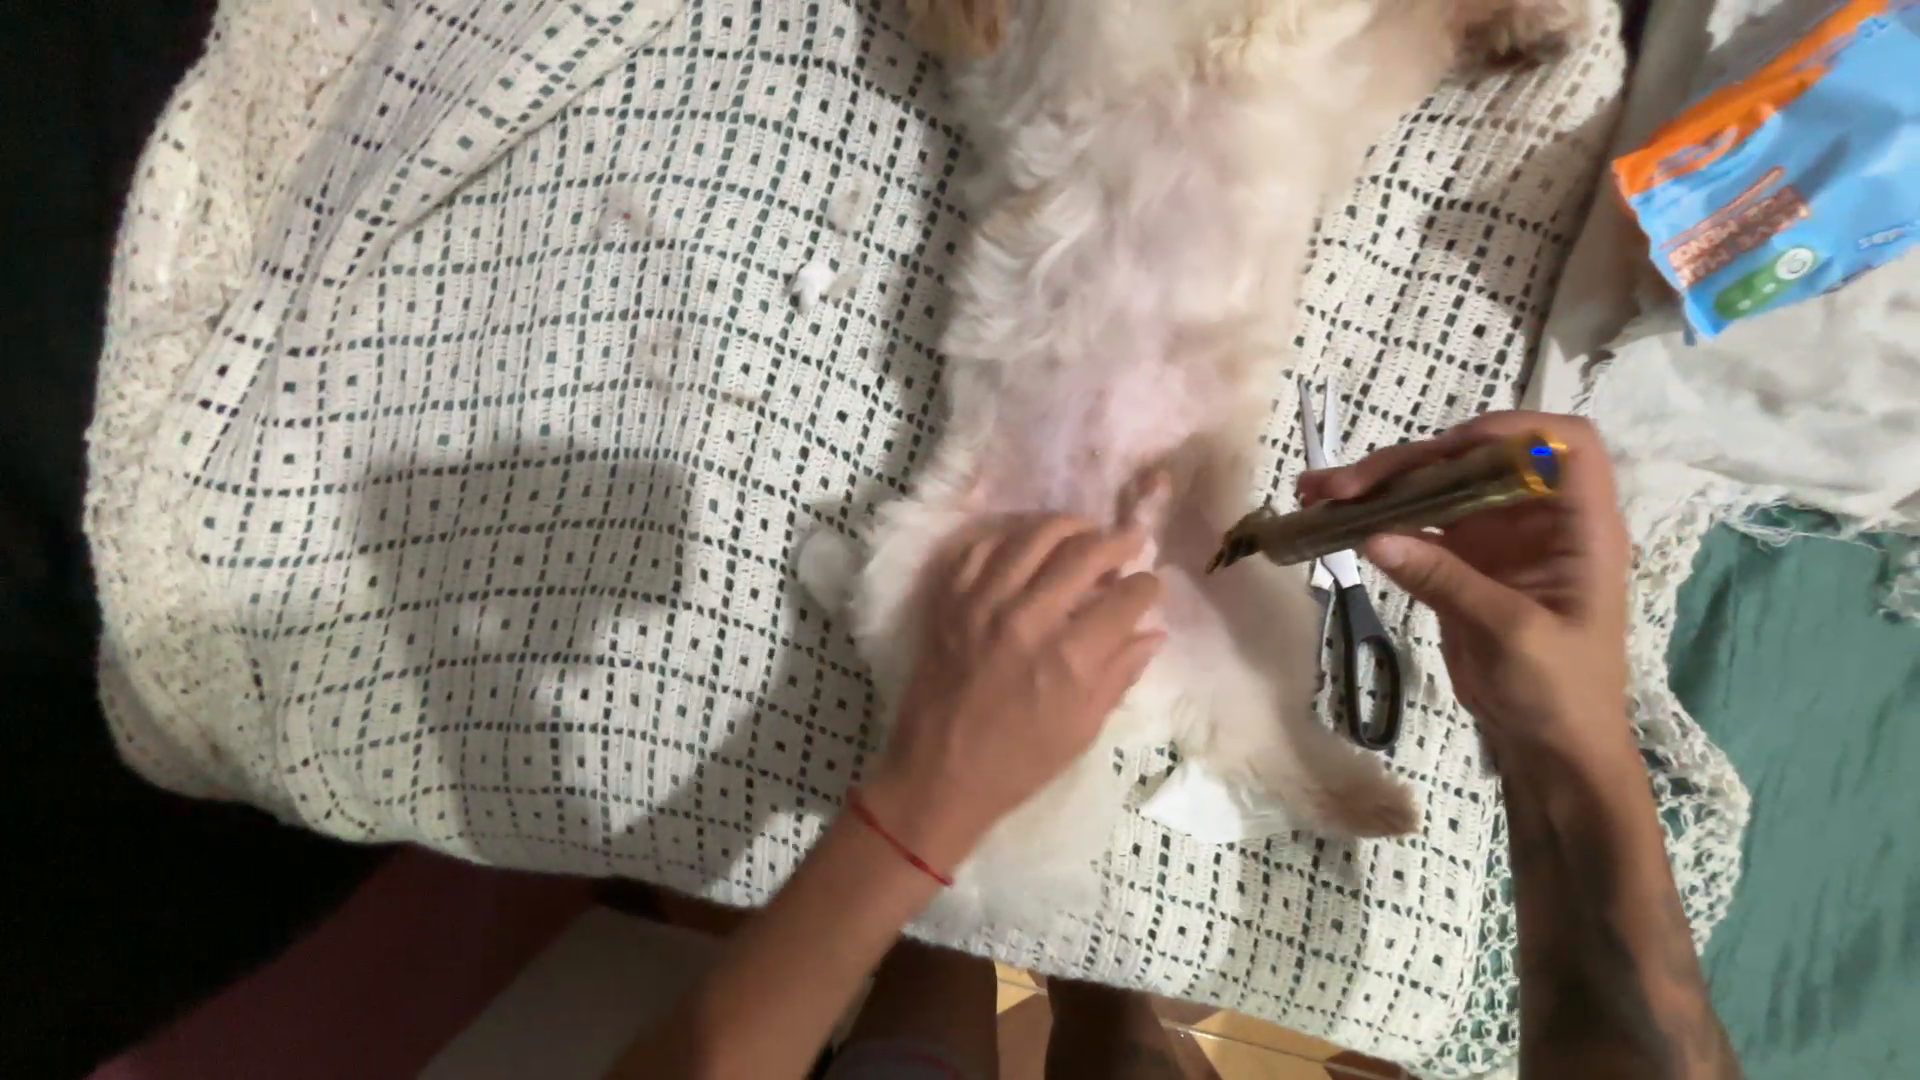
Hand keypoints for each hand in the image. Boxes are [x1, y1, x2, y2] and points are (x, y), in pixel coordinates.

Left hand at [862, 515, 1165, 870]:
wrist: (937, 772)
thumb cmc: (1018, 762)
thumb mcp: (1082, 728)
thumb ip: (1119, 672)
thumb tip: (1153, 632)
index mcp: (1069, 658)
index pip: (1125, 597)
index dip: (1147, 585)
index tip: (1150, 583)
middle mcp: (1027, 617)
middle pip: (1083, 553)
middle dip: (1117, 541)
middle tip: (1129, 540)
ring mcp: (982, 602)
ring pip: (1033, 536)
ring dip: (1068, 525)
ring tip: (1085, 530)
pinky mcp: (948, 599)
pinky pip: (981, 546)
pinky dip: (1010, 536)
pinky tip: (1027, 542)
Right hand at [1298, 412, 1632, 769]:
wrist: (1547, 741)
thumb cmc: (1559, 690)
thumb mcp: (1510, 633)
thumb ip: (1446, 581)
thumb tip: (1373, 538)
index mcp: (1576, 527)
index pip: (1562, 446)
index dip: (1509, 433)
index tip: (1444, 450)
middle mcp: (1533, 520)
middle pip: (1472, 462)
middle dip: (1407, 464)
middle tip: (1342, 487)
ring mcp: (1490, 538)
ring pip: (1433, 489)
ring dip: (1376, 486)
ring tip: (1318, 493)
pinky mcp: (1455, 561)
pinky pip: (1410, 525)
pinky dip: (1371, 520)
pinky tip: (1332, 520)